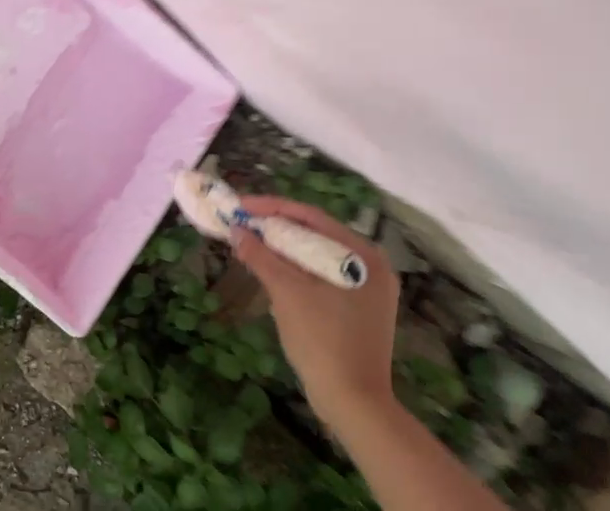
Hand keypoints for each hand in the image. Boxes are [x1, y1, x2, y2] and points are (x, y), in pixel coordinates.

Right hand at [232, 196, 399, 426]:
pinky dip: (297, 268)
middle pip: (316, 233)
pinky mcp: (359, 307)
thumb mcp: (287, 293)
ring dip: (284, 248)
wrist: (354, 402)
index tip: (239, 207)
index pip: (311, 217)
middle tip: (242, 224)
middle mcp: (372, 265)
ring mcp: (368, 288)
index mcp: (363, 255)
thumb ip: (261, 256)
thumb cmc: (323, 341)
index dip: (271, 208)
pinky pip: (323, 274)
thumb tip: (237, 232)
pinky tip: (273, 271)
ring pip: (317, 255)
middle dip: (276, 227)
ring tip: (251, 244)